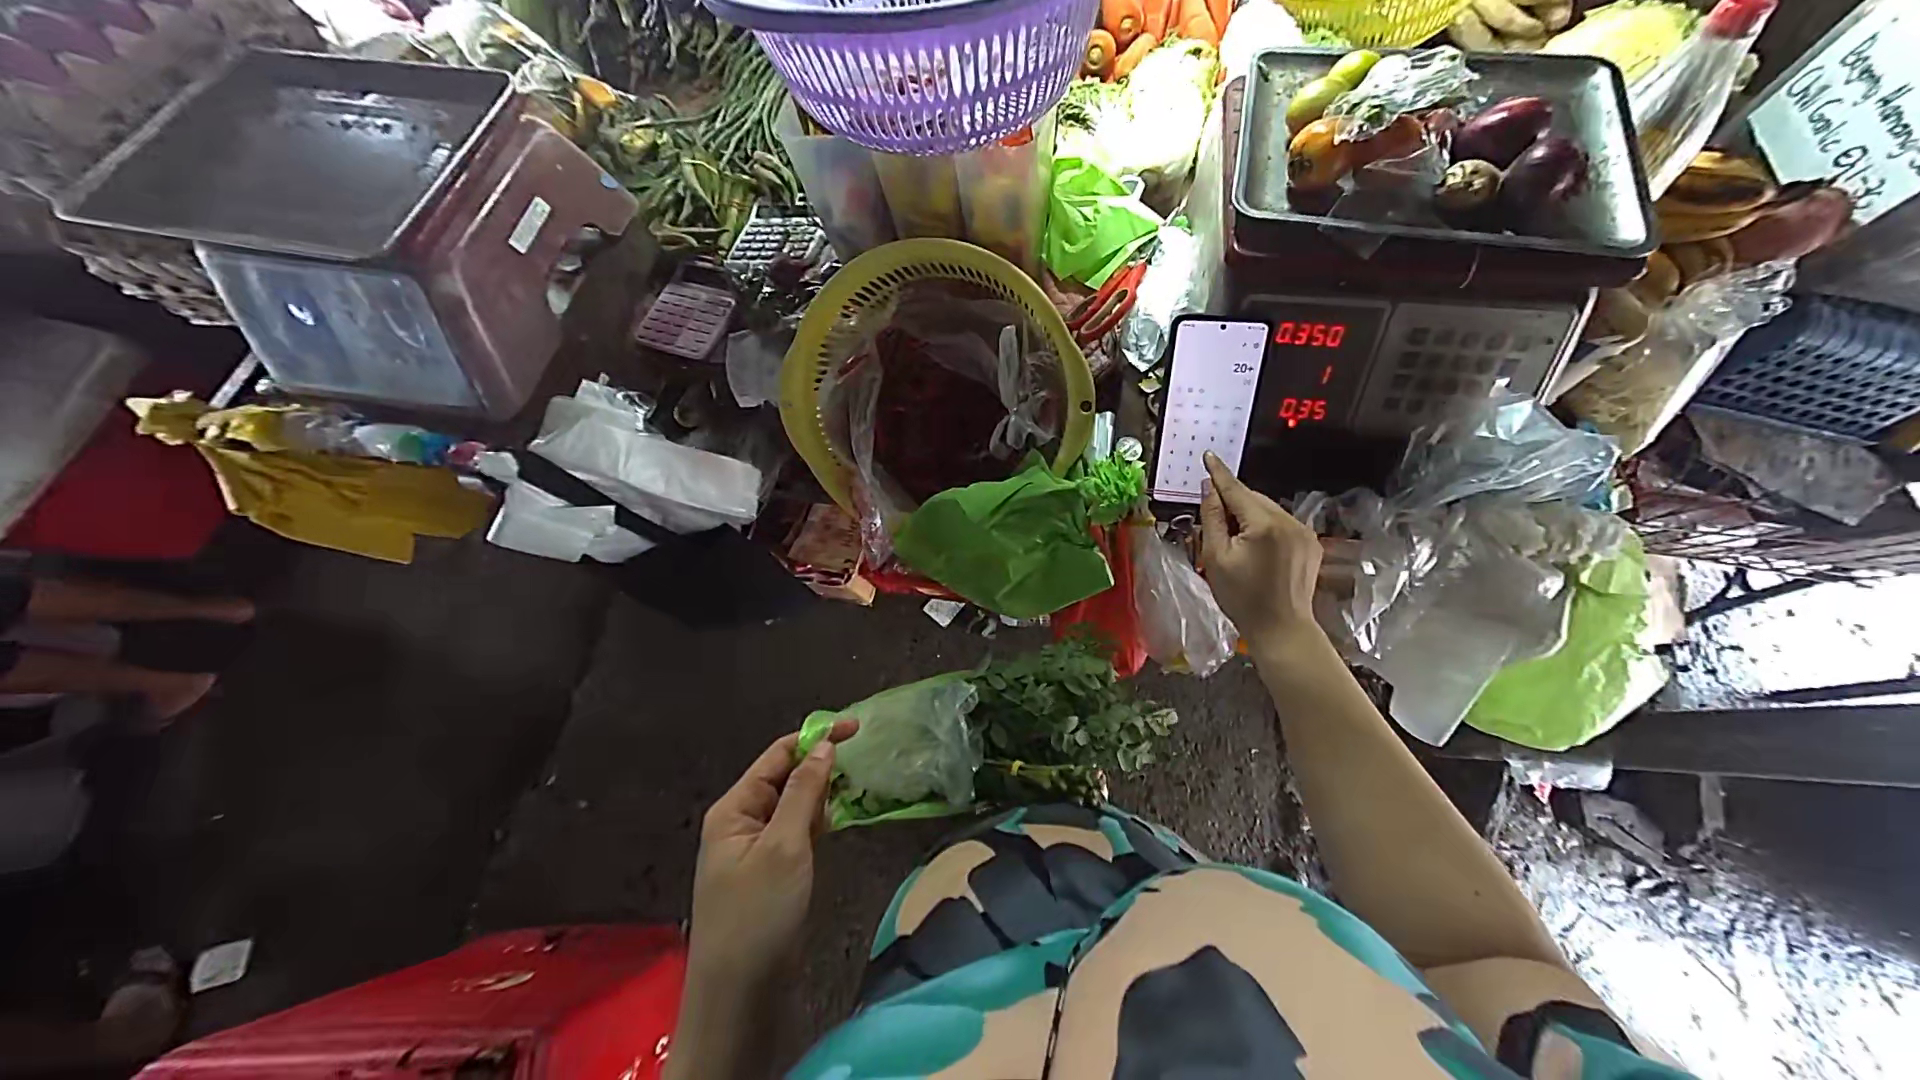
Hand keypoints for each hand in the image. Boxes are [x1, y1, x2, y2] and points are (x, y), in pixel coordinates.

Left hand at [686, 720, 857, 984]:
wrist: (739, 996)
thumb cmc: (758, 913)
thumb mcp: (784, 845)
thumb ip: (804, 791)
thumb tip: (824, 745)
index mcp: (735, 808)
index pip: (778, 755)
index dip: (815, 737)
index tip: (857, 728)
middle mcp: (742, 821)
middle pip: (786, 777)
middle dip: (821, 767)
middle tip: (862, 764)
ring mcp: (755, 848)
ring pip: (794, 806)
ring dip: (821, 796)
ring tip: (856, 790)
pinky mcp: (771, 871)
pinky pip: (796, 833)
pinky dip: (817, 824)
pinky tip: (837, 824)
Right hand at [1199, 451, 1325, 647]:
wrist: (1281, 628)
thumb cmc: (1242, 597)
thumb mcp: (1216, 557)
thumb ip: (1212, 518)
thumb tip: (1209, 488)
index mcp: (1265, 524)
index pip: (1237, 490)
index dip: (1220, 473)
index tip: (1209, 456)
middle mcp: (1289, 521)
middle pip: (1253, 499)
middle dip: (1232, 501)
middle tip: (1211, 516)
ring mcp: (1303, 533)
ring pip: (1267, 510)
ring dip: (1247, 515)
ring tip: (1231, 537)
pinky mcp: (1309, 544)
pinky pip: (1280, 524)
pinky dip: (1263, 526)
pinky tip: (1252, 545)